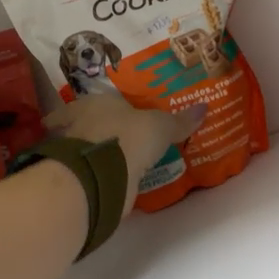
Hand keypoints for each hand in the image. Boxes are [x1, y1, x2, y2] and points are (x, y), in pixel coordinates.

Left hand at [44, 95, 193, 212]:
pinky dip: (107, 174)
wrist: (101, 178)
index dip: (116, 106)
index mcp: (96, 103)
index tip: (128, 113)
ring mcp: (75, 153)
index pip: (105, 100)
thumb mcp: (161, 126)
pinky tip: (123, 177)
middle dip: (108, 129)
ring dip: (106, 153)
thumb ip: (180, 120)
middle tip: (130, 136)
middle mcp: (79, 124)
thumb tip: (203, 107)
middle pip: (95, 124)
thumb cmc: (128, 137)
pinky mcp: (79, 178)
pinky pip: (98, 171)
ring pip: (93, 148)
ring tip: (130, 158)